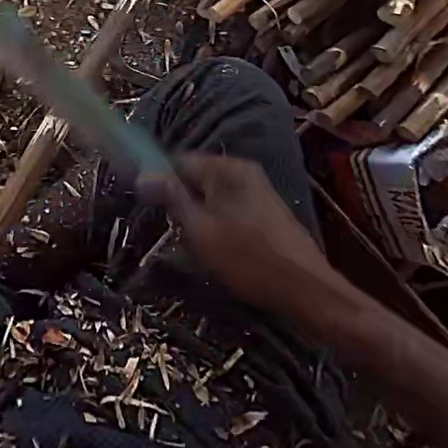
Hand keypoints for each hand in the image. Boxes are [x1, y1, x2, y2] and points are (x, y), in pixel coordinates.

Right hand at [154, 153, 339, 315]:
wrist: (305, 287)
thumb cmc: (249, 258)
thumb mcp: (202, 230)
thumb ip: (173, 199)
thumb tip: (142, 175)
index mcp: (228, 168)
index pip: (181, 160)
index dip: (159, 179)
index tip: (145, 204)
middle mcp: (244, 171)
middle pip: (198, 178)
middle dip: (182, 203)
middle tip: (176, 234)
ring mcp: (257, 190)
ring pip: (212, 197)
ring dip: (199, 218)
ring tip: (197, 247)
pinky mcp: (265, 212)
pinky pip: (229, 210)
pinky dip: (217, 225)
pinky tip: (219, 251)